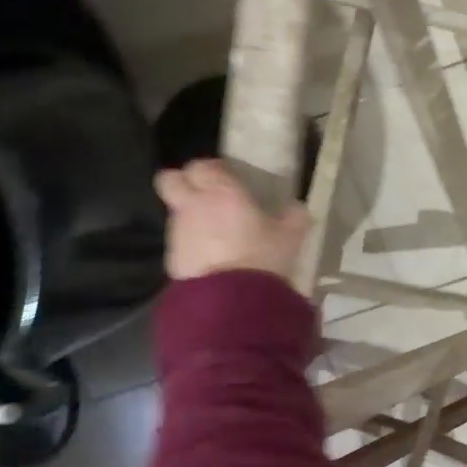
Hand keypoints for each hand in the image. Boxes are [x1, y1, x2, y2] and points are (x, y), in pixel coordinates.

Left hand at [156, 159, 310, 281]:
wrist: (231, 300)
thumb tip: (296, 208)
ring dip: (191, 216)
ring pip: (176, 211)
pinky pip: (180, 240)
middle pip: (169, 179)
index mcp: (222, 192)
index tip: (228, 177)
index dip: (212, 169)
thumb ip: (294, 218)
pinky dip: (192, 243)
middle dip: (184, 183)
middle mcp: (193, 205)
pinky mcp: (171, 257)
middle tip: (208, 195)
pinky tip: (213, 257)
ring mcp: (178, 231)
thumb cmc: (262, 257)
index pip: (201, 165)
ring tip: (217, 233)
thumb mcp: (291, 238)